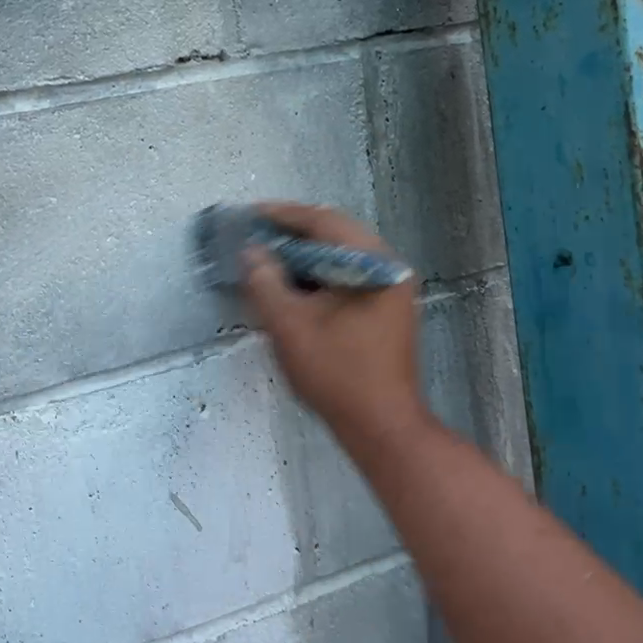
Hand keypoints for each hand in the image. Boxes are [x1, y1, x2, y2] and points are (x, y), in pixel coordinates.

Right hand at [241, 202, 425, 448]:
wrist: (382, 427)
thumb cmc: (337, 373)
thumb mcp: (288, 324)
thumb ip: (264, 281)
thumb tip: (252, 251)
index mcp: (373, 264)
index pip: (324, 222)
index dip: (283, 215)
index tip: (250, 214)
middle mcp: (389, 267)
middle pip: (335, 234)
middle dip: (292, 232)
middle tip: (255, 234)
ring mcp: (392, 289)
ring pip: (340, 255)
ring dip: (304, 254)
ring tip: (267, 257)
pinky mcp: (386, 309)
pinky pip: (347, 275)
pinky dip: (318, 273)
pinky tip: (292, 285)